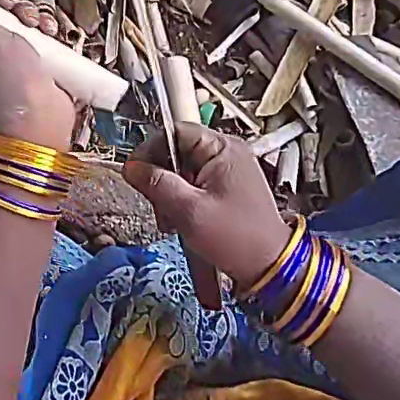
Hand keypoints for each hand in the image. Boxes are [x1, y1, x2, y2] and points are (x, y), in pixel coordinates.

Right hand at [123, 122, 291, 284]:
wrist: (270, 268)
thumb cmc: (234, 237)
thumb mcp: (188, 210)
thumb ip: (156, 184)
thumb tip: (129, 167)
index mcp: (222, 148)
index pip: (175, 132)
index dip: (151, 149)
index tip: (137, 173)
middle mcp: (226, 152)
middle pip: (176, 151)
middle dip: (160, 178)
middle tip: (157, 205)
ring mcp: (227, 170)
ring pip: (180, 170)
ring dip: (168, 193)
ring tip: (171, 219)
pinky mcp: (225, 187)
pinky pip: (192, 184)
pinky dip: (181, 200)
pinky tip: (180, 219)